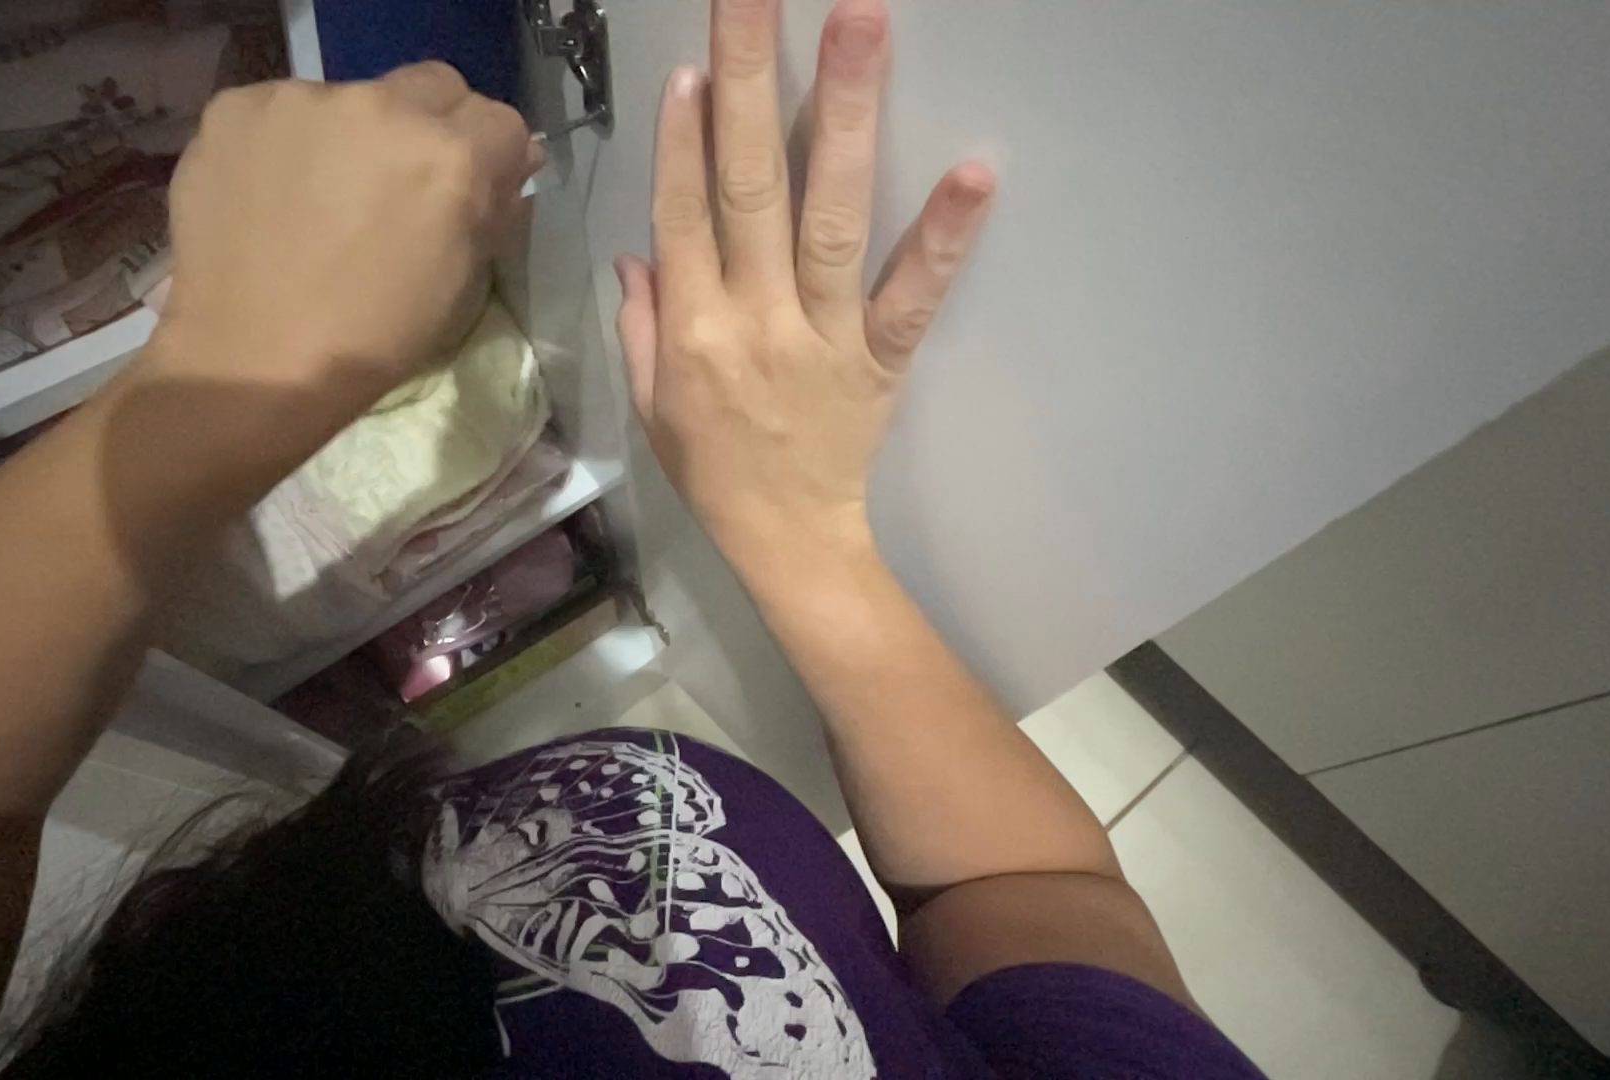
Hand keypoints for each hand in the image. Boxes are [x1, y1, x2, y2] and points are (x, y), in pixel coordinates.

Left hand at [154, 64, 534, 409]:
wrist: (257, 357)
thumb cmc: (378, 337)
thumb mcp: (461, 282)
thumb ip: (491, 212)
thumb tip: (508, 169)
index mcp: (451, 158)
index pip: (504, 122)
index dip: (498, 158)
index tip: (481, 190)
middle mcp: (383, 106)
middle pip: (437, 86)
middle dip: (441, 127)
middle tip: (412, 185)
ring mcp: (303, 98)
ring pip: (359, 97)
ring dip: (364, 136)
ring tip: (333, 199)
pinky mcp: (238, 105)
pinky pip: (292, 110)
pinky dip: (300, 143)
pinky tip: (283, 195)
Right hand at [615, 0, 992, 567]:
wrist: (784, 535)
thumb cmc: (711, 472)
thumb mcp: (652, 407)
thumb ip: (639, 325)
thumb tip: (636, 250)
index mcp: (692, 334)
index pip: (683, 217)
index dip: (683, 140)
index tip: (692, 64)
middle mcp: (753, 321)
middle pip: (749, 190)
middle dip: (749, 81)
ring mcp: (822, 337)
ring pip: (829, 218)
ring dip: (844, 116)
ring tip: (859, 23)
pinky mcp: (880, 359)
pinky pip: (912, 297)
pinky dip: (942, 239)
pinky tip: (972, 173)